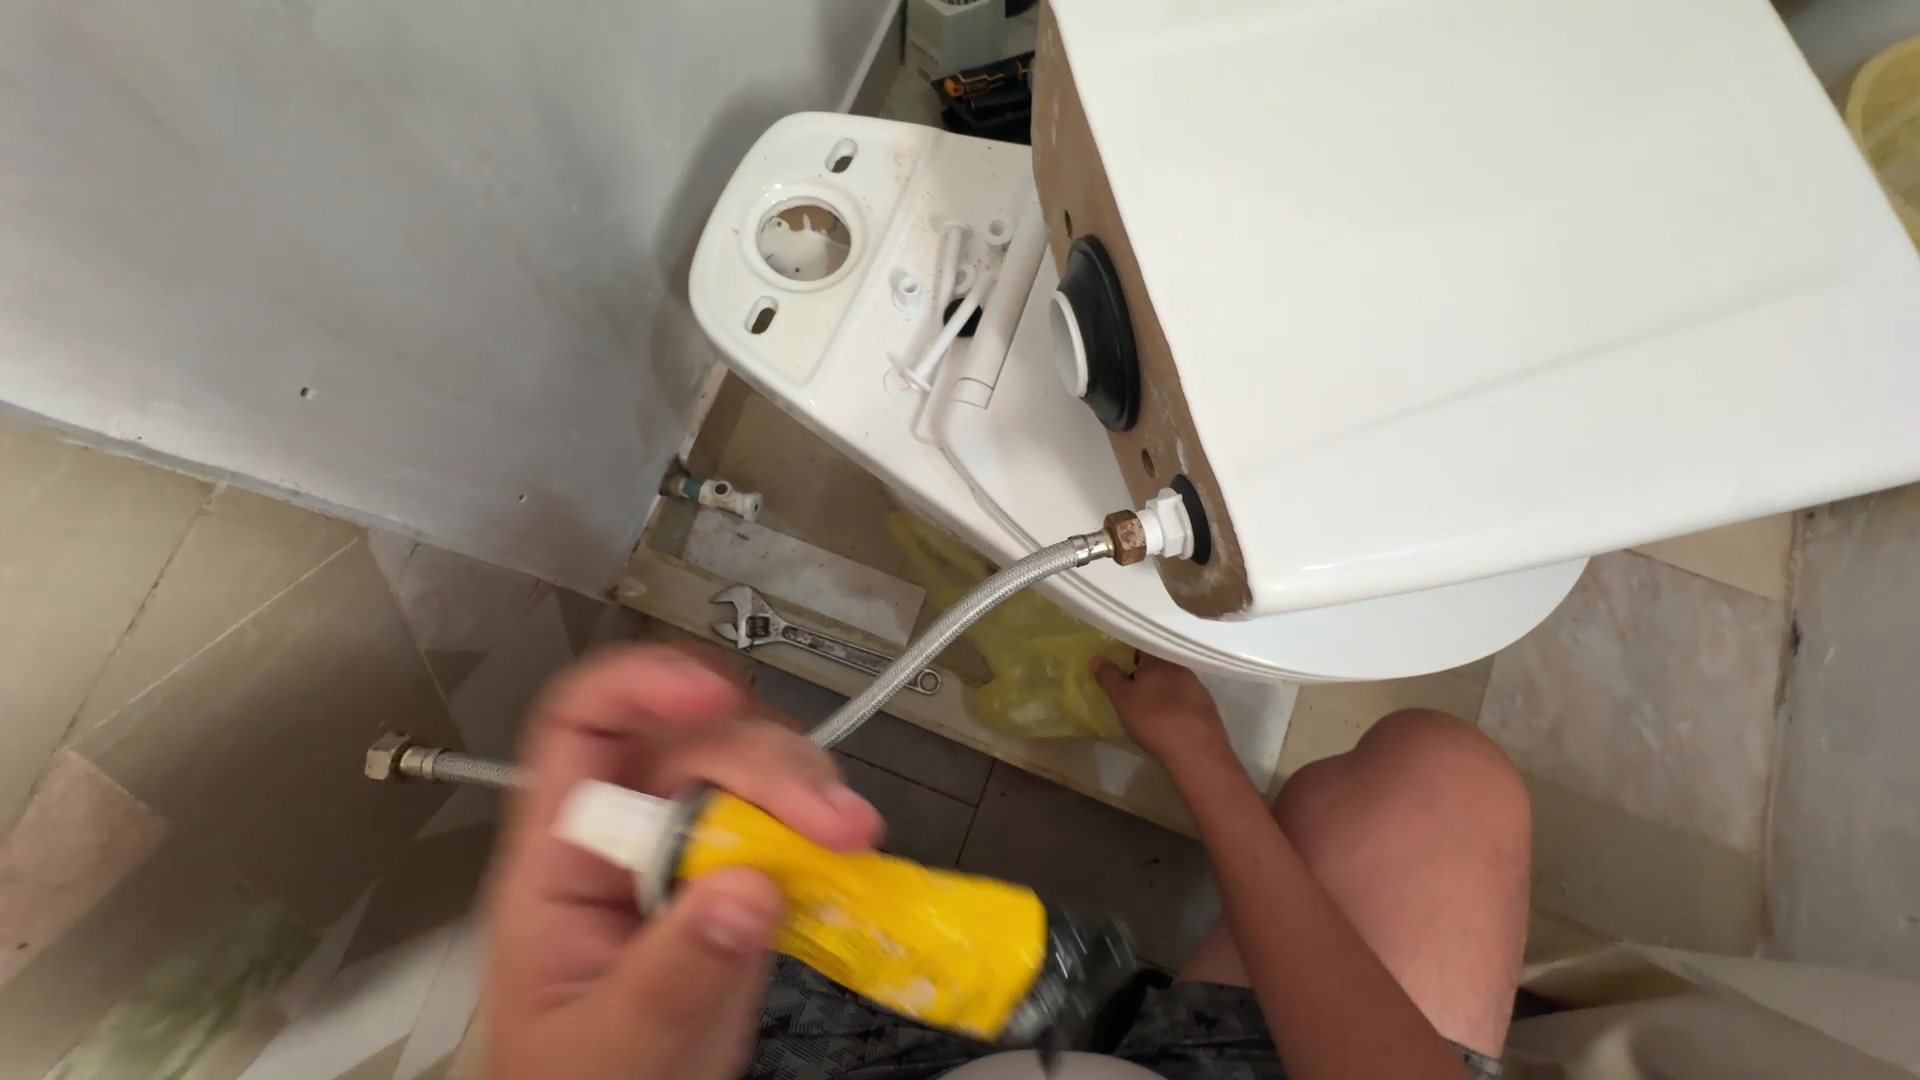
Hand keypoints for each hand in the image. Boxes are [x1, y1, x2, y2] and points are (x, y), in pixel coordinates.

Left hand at [485, 645, 882, 1079]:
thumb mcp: (608, 1052)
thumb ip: (667, 978)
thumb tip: (748, 891)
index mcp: (565, 850)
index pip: (585, 722)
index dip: (641, 684)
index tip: (711, 699)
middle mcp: (634, 820)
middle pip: (697, 735)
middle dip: (768, 762)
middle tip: (830, 821)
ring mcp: (694, 834)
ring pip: (753, 754)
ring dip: (808, 782)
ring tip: (851, 837)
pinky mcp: (748, 856)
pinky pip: (790, 804)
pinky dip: (827, 814)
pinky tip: (851, 848)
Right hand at [1091, 652, 1232, 770]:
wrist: (1196, 751)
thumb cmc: (1153, 719)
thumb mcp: (1121, 699)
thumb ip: (1108, 676)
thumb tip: (1096, 657)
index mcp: (1158, 660)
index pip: (1143, 644)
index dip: (1131, 651)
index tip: (1122, 663)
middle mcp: (1180, 667)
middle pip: (1160, 663)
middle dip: (1146, 672)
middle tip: (1132, 688)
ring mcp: (1197, 687)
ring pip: (1174, 681)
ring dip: (1163, 688)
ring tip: (1151, 706)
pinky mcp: (1208, 706)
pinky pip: (1187, 698)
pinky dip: (1177, 704)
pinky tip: (1171, 720)